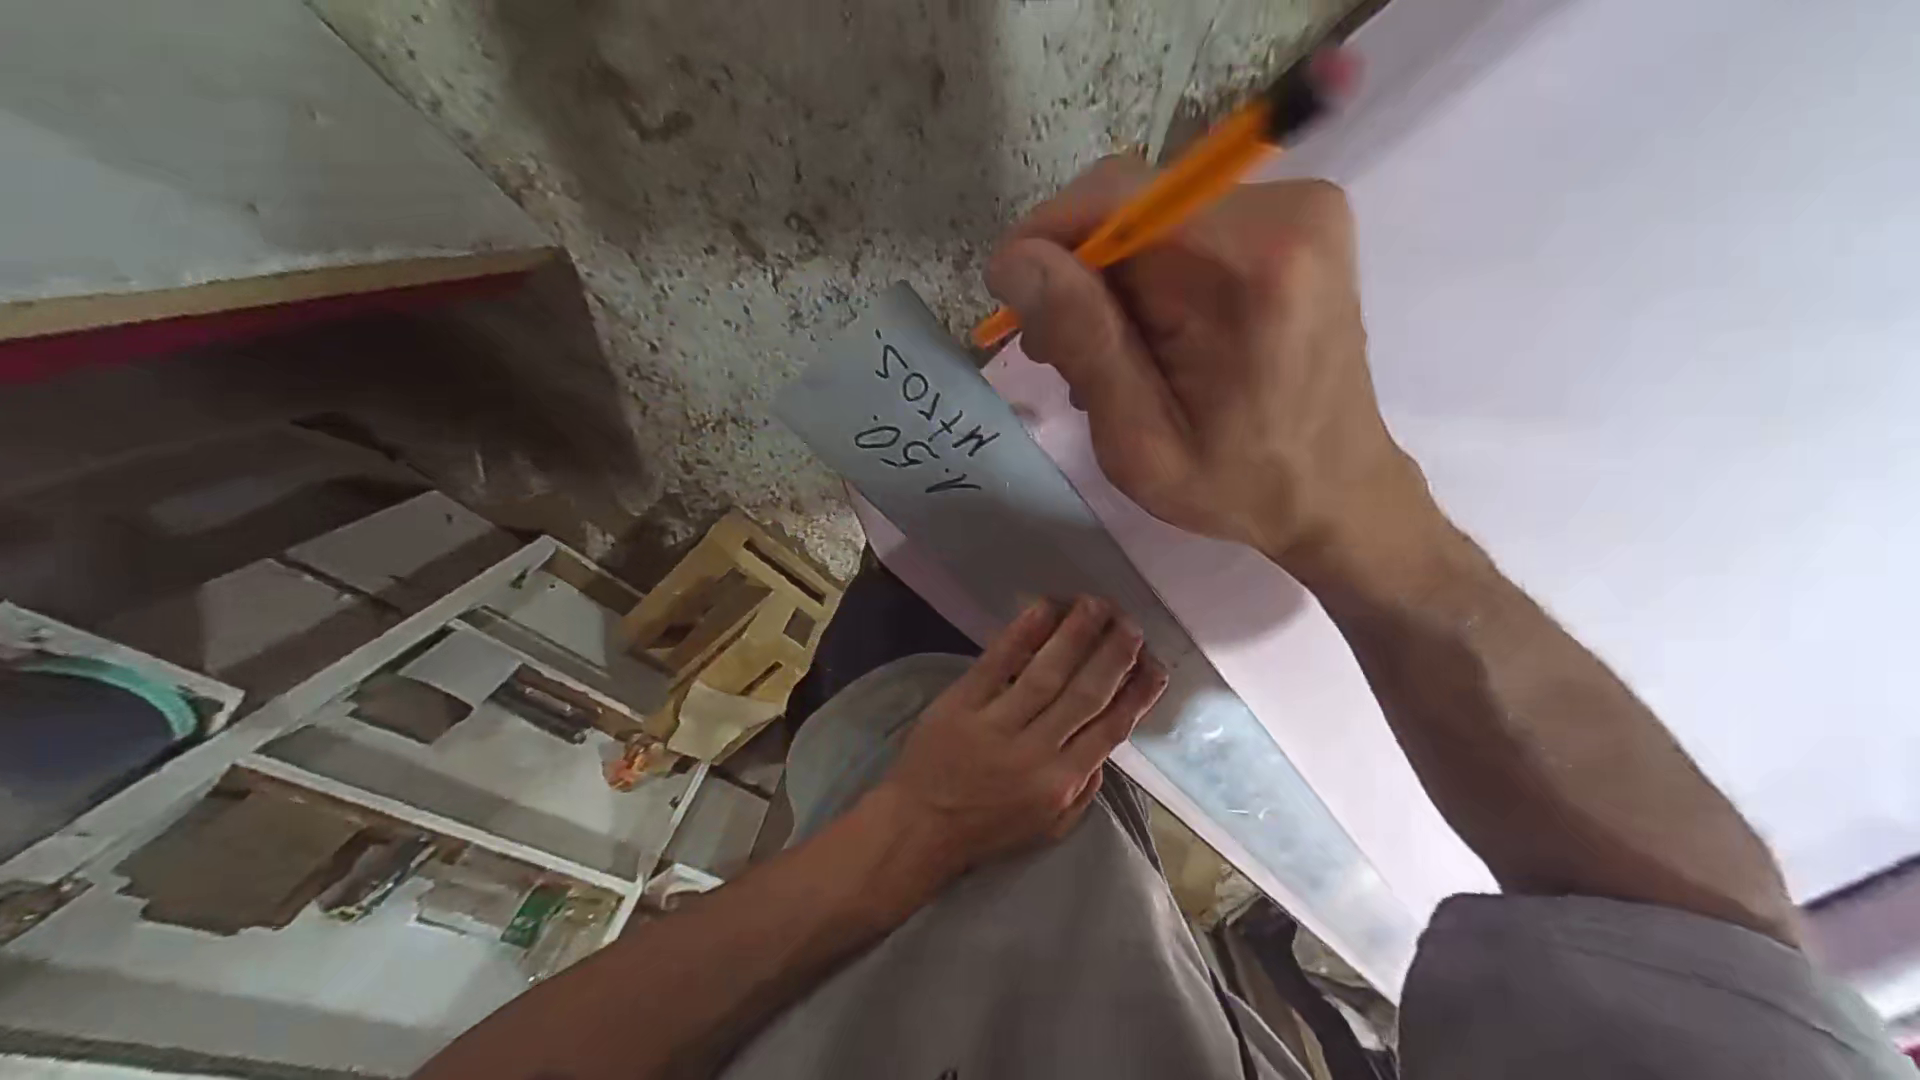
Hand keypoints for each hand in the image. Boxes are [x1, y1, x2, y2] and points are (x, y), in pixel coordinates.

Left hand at [870, 595, 1168, 877]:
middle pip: (1085, 694)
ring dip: (1076, 635)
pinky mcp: (960, 704)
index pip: (1111, 729)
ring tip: (1097, 605)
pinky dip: (1023, 634)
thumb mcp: (1048, 826)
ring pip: (1047, 674)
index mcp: (1061, 783)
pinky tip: (1045, 608)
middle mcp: (1036, 752)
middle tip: (1131, 625)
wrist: (918, 827)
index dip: (1137, 694)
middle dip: (1114, 656)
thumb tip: (1107, 741)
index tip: (1156, 665)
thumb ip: (1084, 789)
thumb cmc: (986, 828)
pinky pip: (997, 664)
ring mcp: (996, 725)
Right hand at [984, 156, 1438, 573]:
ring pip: (1150, 218)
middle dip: (1076, 273)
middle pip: (1132, 206)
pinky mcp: (1293, 226)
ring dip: (1107, 283)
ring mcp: (1298, 211)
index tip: (1010, 298)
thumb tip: (1015, 261)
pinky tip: (1140, 342)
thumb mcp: (1139, 441)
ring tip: (1098, 361)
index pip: (1117, 199)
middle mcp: (1286, 212)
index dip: (1047, 237)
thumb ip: (1084, 343)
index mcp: (1253, 268)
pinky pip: (1182, 231)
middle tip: (1054, 353)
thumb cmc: (1236, 485)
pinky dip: (1145, 281)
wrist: (1332, 491)